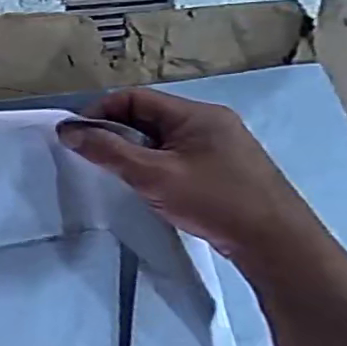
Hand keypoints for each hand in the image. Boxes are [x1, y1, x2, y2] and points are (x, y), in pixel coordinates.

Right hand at [58, 88, 339, 284]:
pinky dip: (154, 163)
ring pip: (160, 137)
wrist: (279, 247)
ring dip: (134, 150)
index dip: (99, 112)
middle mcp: (211, 122)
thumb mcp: (151, 175)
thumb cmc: (215, 202)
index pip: (133, 98)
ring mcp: (221, 145)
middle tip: (95, 157)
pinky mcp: (225, 168)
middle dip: (115, 133)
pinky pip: (176, 153)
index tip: (78, 137)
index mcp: (197, 115)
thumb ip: (106, 150)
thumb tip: (67, 130)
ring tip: (121, 174)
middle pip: (146, 116)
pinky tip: (150, 185)